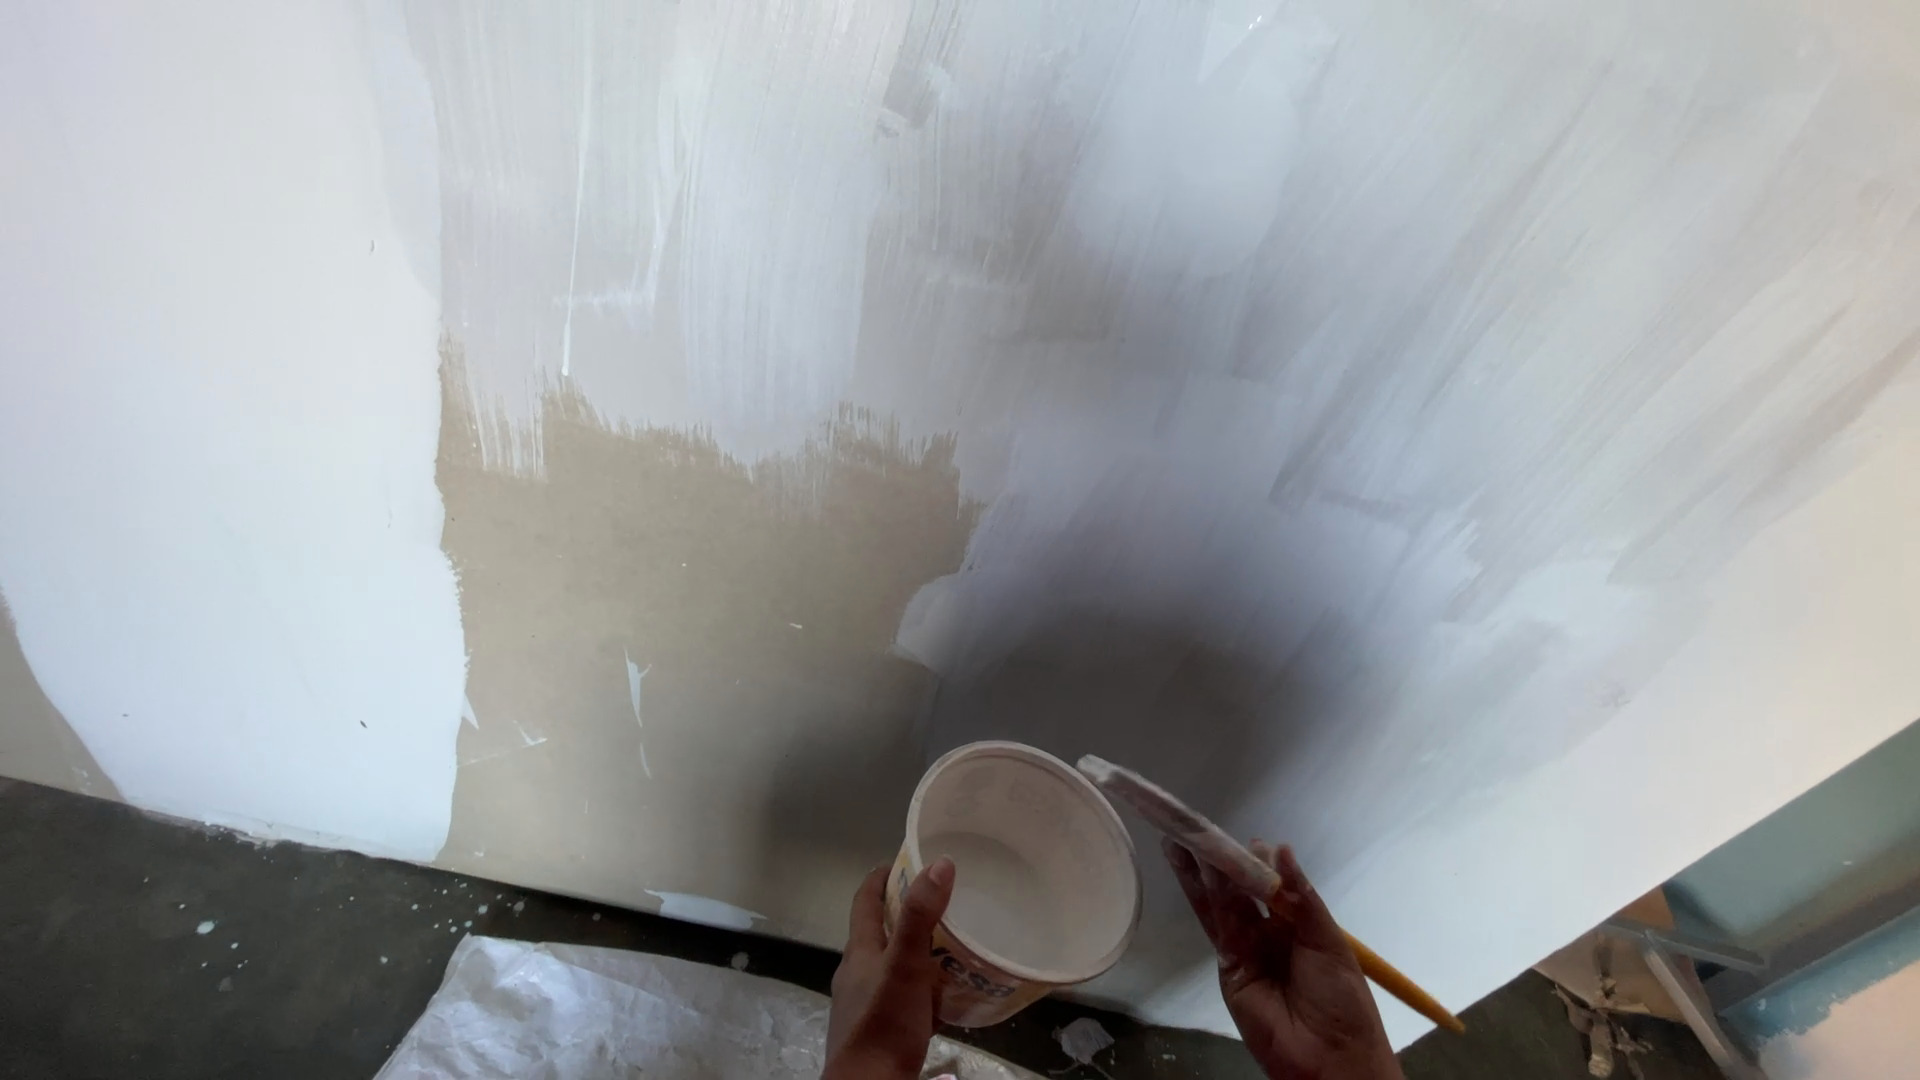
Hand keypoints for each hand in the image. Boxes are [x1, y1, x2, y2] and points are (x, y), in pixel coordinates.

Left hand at [822, 857, 955, 1079]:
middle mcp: (856, 973)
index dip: (882, 876)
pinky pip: (902, 997)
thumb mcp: (905, 966)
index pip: (864, 900)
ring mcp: (864, 1004)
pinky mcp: (879, 1031)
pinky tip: (944, 995)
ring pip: (891, 965)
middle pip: (879, 931)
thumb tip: (939, 863)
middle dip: (905, 911)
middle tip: (940, 899)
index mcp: (858, 951)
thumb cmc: (883, 1025)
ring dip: (915, 950)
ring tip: (949, 943)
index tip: (906, 858)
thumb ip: (920, 917)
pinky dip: (921, 988)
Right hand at [1166, 838, 1402, 1079]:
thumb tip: (1282, 848)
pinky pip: (1214, 923)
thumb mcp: (1329, 943)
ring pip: (1220, 899)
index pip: (1273, 883)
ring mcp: (1245, 946)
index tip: (1248, 841)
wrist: (1332, 1062)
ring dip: (1202, 868)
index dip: (1259, 860)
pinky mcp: (1227, 963)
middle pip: (1240, 888)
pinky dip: (1199, 892)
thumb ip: (1301, 897)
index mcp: (1299, 924)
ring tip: (1181, 836)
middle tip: (1197, 826)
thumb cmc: (1343, 1002)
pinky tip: (1187, 867)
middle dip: (1221, 859)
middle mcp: (1269, 931)